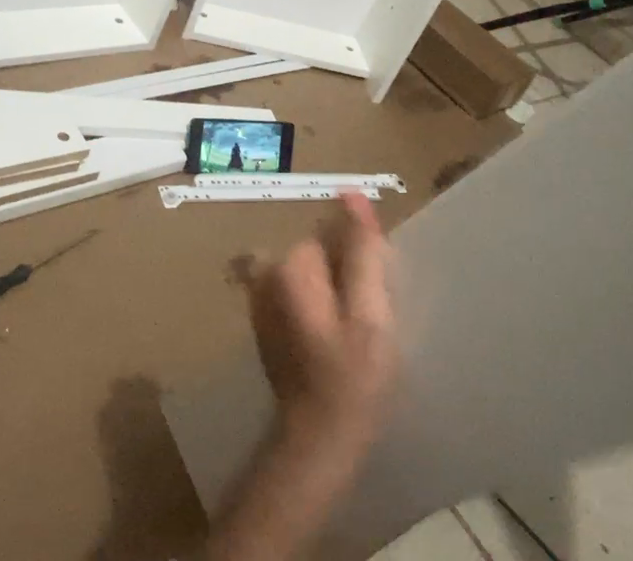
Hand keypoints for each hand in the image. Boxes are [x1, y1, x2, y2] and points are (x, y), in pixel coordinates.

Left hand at [245, 190, 395, 454]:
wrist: (320, 438)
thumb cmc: (353, 377)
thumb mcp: (370, 311)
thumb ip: (361, 250)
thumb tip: (351, 194)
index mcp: (288, 266)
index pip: (333, 235)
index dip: (361, 265)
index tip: (372, 300)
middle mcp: (265, 275)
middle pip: (320, 254)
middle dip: (345, 278)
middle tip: (364, 324)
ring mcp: (260, 300)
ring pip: (312, 277)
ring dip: (334, 296)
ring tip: (350, 338)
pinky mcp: (264, 323)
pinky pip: (300, 297)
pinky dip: (319, 312)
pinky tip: (334, 345)